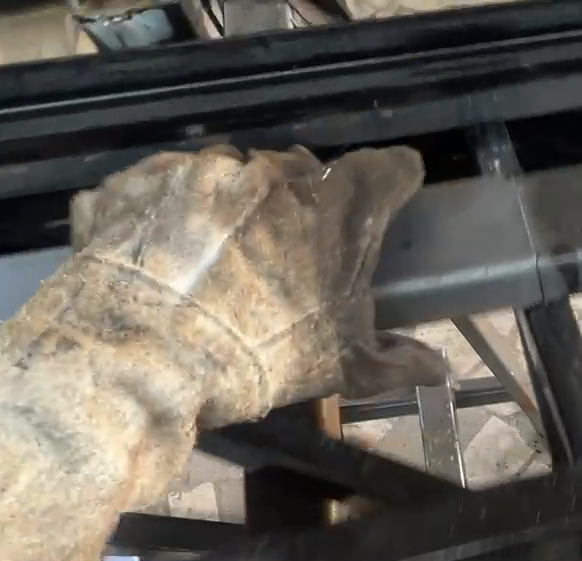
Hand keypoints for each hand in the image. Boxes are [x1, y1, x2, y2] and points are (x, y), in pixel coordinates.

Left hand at [69, 143, 444, 425]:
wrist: (148, 357)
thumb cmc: (271, 358)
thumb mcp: (351, 370)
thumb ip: (404, 362)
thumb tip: (443, 370)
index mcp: (336, 210)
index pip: (386, 171)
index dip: (394, 181)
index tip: (395, 192)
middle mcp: (272, 174)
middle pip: (305, 173)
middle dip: (309, 203)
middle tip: (300, 252)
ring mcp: (199, 170)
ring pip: (234, 175)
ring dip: (241, 206)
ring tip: (229, 258)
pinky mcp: (137, 181)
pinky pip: (170, 189)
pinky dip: (178, 216)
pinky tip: (175, 259)